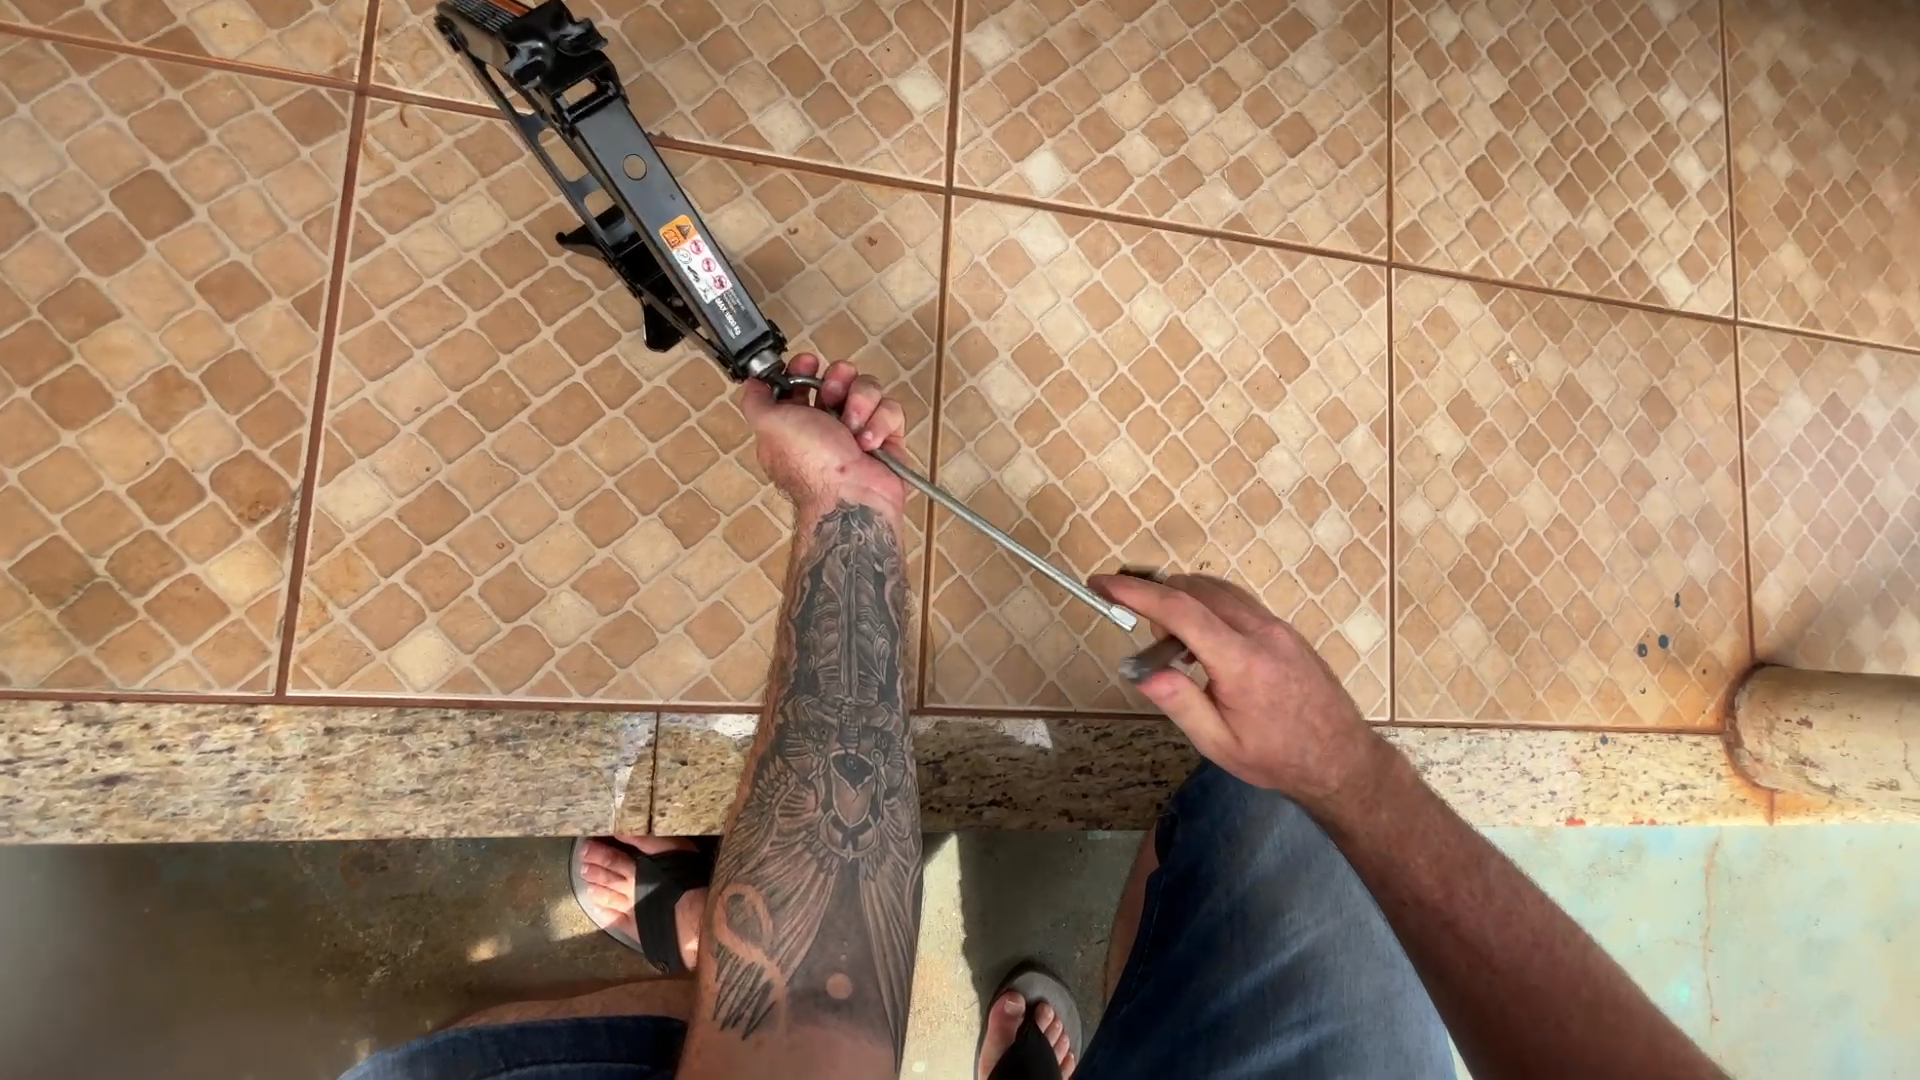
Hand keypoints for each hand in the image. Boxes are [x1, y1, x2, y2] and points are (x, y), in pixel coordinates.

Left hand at [740, 354, 908, 515]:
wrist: (851, 497)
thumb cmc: (810, 464)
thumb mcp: (770, 426)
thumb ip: (756, 401)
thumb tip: (753, 385)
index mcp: (797, 423)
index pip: (802, 382)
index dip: (804, 368)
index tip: (808, 362)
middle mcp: (828, 425)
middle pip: (840, 378)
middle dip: (838, 380)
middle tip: (832, 396)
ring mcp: (860, 431)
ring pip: (869, 390)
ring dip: (861, 405)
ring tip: (853, 430)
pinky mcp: (888, 438)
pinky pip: (892, 410)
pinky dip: (881, 424)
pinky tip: (870, 444)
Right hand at [1090, 573, 1386, 809]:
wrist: (1342, 760)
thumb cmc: (1278, 758)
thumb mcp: (1220, 744)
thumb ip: (1180, 704)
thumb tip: (1142, 673)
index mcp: (1241, 662)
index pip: (1180, 611)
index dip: (1136, 593)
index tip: (1103, 584)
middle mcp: (1261, 633)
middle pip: (1195, 589)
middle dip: (1157, 596)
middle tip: (1141, 631)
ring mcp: (1276, 626)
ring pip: (1216, 589)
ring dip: (1182, 600)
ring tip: (1170, 641)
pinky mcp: (1283, 629)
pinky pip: (1235, 600)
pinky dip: (1206, 605)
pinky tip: (1201, 640)